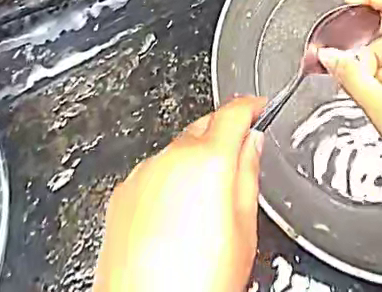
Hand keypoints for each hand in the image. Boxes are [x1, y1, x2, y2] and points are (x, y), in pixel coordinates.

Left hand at [92, 95, 266, 291]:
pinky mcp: (121, 196)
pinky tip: (175, 218)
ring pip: (178, 151)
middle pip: (205, 127)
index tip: (260, 108)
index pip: (234, 111)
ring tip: (203, 204)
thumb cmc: (197, 284)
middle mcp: (172, 158)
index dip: (252, 106)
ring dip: (194, 161)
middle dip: (224, 135)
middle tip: (238, 160)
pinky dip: (168, 182)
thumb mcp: (244, 228)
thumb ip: (249, 173)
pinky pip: (154, 173)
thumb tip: (252, 143)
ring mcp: (143, 175)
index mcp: (208, 159)